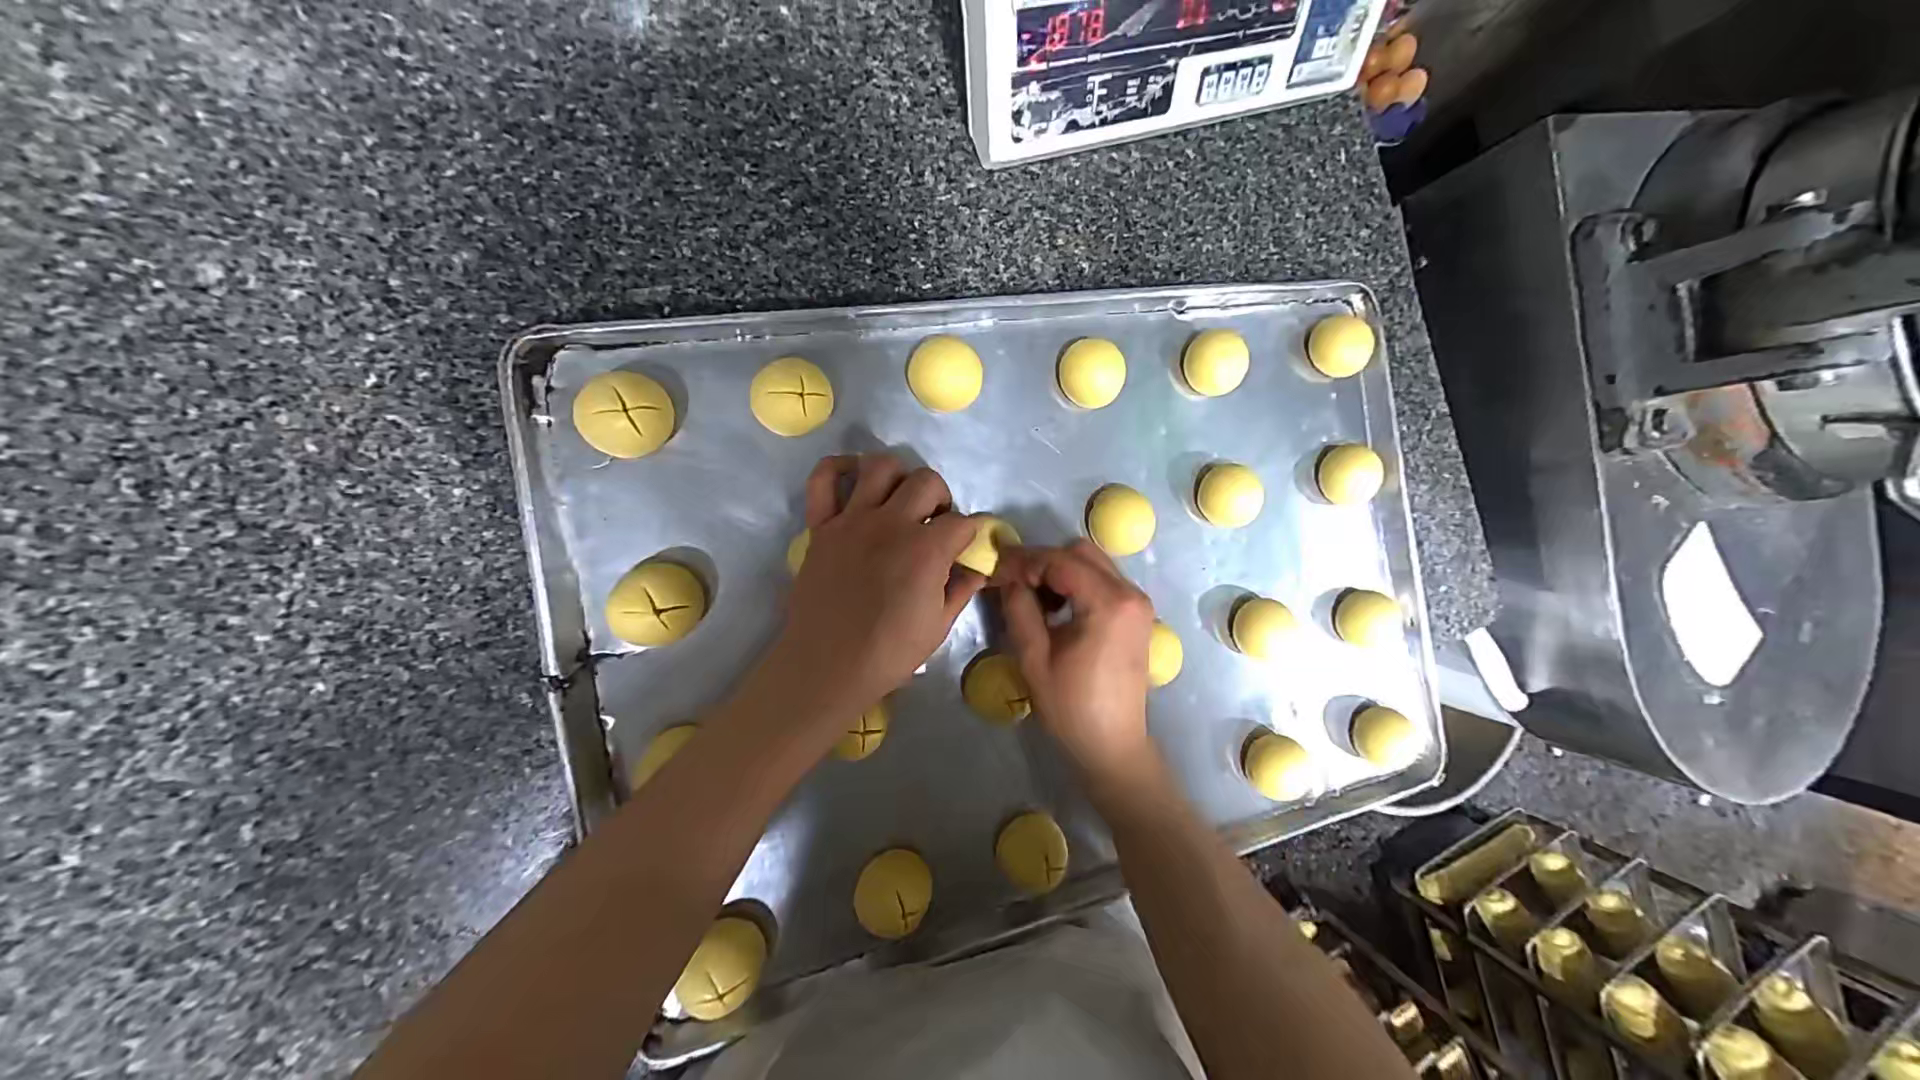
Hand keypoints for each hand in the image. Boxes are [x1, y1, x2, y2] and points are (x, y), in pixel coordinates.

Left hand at [759, 455, 985, 729]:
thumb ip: (960, 590)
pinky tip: (854, 477)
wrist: (827, 666)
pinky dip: (838, 468)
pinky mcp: (821, 526)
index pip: (962, 523)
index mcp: (926, 550)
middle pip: (927, 482)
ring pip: (881, 466)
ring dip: (899, 476)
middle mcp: (891, 524)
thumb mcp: (938, 626)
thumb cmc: (889, 653)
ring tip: (900, 499)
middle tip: (935, 523)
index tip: (971, 543)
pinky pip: (824, 479)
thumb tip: (976, 569)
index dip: (973, 532)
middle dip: (941, 498)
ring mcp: (853, 520)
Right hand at [998, 540, 1157, 786]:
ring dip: (1059, 571)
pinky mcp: (1136, 615)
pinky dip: (1076, 583)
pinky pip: (1102, 581)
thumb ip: (1019, 608)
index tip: (995, 570)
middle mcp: (1130, 594)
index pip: (1060, 561)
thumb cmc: (1071, 707)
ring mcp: (1137, 604)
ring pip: (1092, 563)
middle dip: (1042, 561)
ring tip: (1031, 596)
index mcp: (1109, 603)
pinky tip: (1055, 608)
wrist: (1112, 744)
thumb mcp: (1034, 657)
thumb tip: (1009, 579)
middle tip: (1012, 581)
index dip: (1024, 561)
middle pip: (1080, 553)